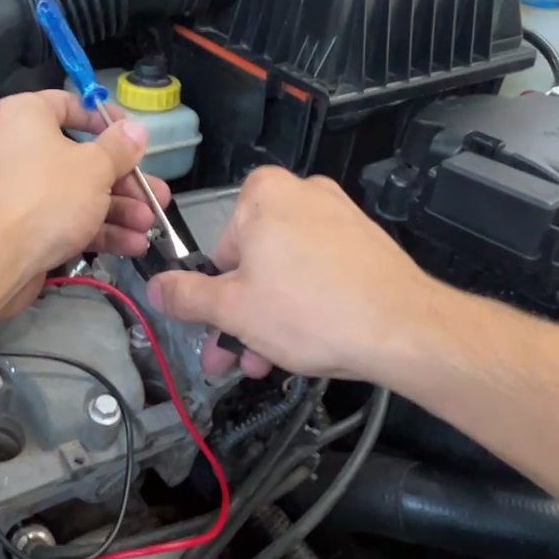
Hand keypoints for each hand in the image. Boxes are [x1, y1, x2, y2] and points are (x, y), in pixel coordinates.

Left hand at [0, 89, 171, 294]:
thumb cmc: (45, 196)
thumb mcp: (94, 167)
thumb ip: (120, 148)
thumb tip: (137, 128)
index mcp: (27, 116)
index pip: (70, 105)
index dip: (106, 121)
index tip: (134, 139)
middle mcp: (20, 148)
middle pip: (83, 159)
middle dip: (125, 182)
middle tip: (155, 196)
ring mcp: (22, 191)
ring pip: (79, 194)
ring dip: (118, 210)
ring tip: (149, 224)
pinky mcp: (26, 228)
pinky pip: (67, 221)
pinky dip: (99, 230)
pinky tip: (132, 244)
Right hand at [147, 168, 437, 380]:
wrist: (402, 330)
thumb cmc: (311, 311)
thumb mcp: (232, 309)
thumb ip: (186, 296)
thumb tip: (156, 287)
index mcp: (264, 195)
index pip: (220, 247)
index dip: (213, 296)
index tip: (211, 331)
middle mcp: (303, 194)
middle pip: (254, 263)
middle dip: (240, 317)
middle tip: (233, 358)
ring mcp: (340, 218)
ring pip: (286, 273)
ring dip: (269, 320)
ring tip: (267, 364)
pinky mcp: (366, 245)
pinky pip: (319, 274)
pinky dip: (305, 306)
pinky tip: (303, 345)